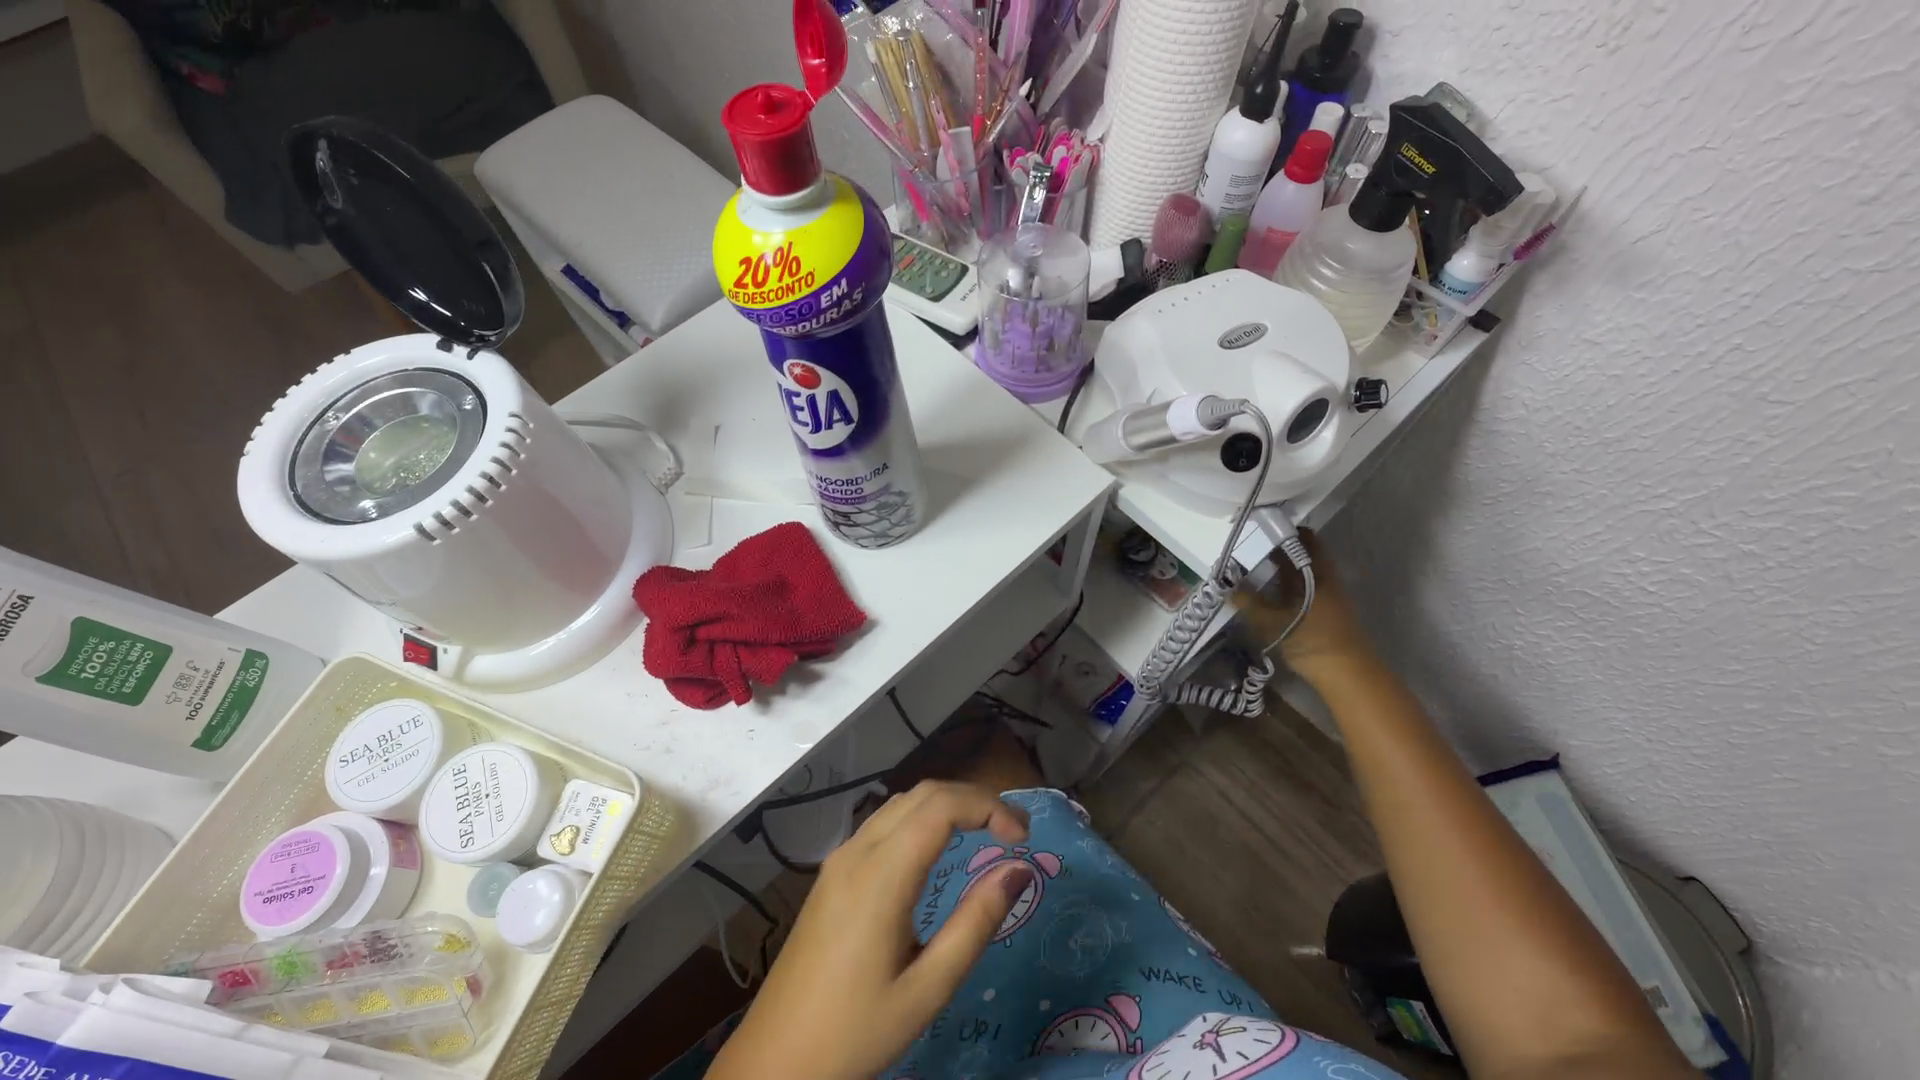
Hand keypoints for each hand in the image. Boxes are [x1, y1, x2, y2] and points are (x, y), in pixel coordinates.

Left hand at [708, 781, 1035, 1079]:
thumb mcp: (928, 989)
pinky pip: (881, 826)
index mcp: (880, 875)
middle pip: (921, 794)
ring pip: (899, 805)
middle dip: (974, 799)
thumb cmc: (856, 1029)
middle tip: (1014, 833)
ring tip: (986, 835)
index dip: (990, 807)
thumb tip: (1018, 870)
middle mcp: (855, 854)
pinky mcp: (831, 877)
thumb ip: (976, 923)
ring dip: (946, 806)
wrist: (774, 1060)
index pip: (941, 805)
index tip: (1025, 840)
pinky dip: (921, 820)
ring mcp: (838, 862)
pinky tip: (938, 851)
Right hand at [1235, 530, 1377, 683]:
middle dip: (1284, 552)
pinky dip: (1293, 588)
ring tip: (1262, 571)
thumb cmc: (1311, 640)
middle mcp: (1328, 580)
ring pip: (1308, 576)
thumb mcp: (1272, 622)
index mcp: (1318, 574)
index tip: (1265, 528)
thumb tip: (1228, 588)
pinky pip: (1309, 591)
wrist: (1347, 674)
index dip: (1287, 532)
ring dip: (1288, 571)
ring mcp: (1333, 598)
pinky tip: (1277, 596)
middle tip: (1257, 549)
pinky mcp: (1332, 615)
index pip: (1305, 540)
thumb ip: (1249, 603)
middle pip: (1307, 557)